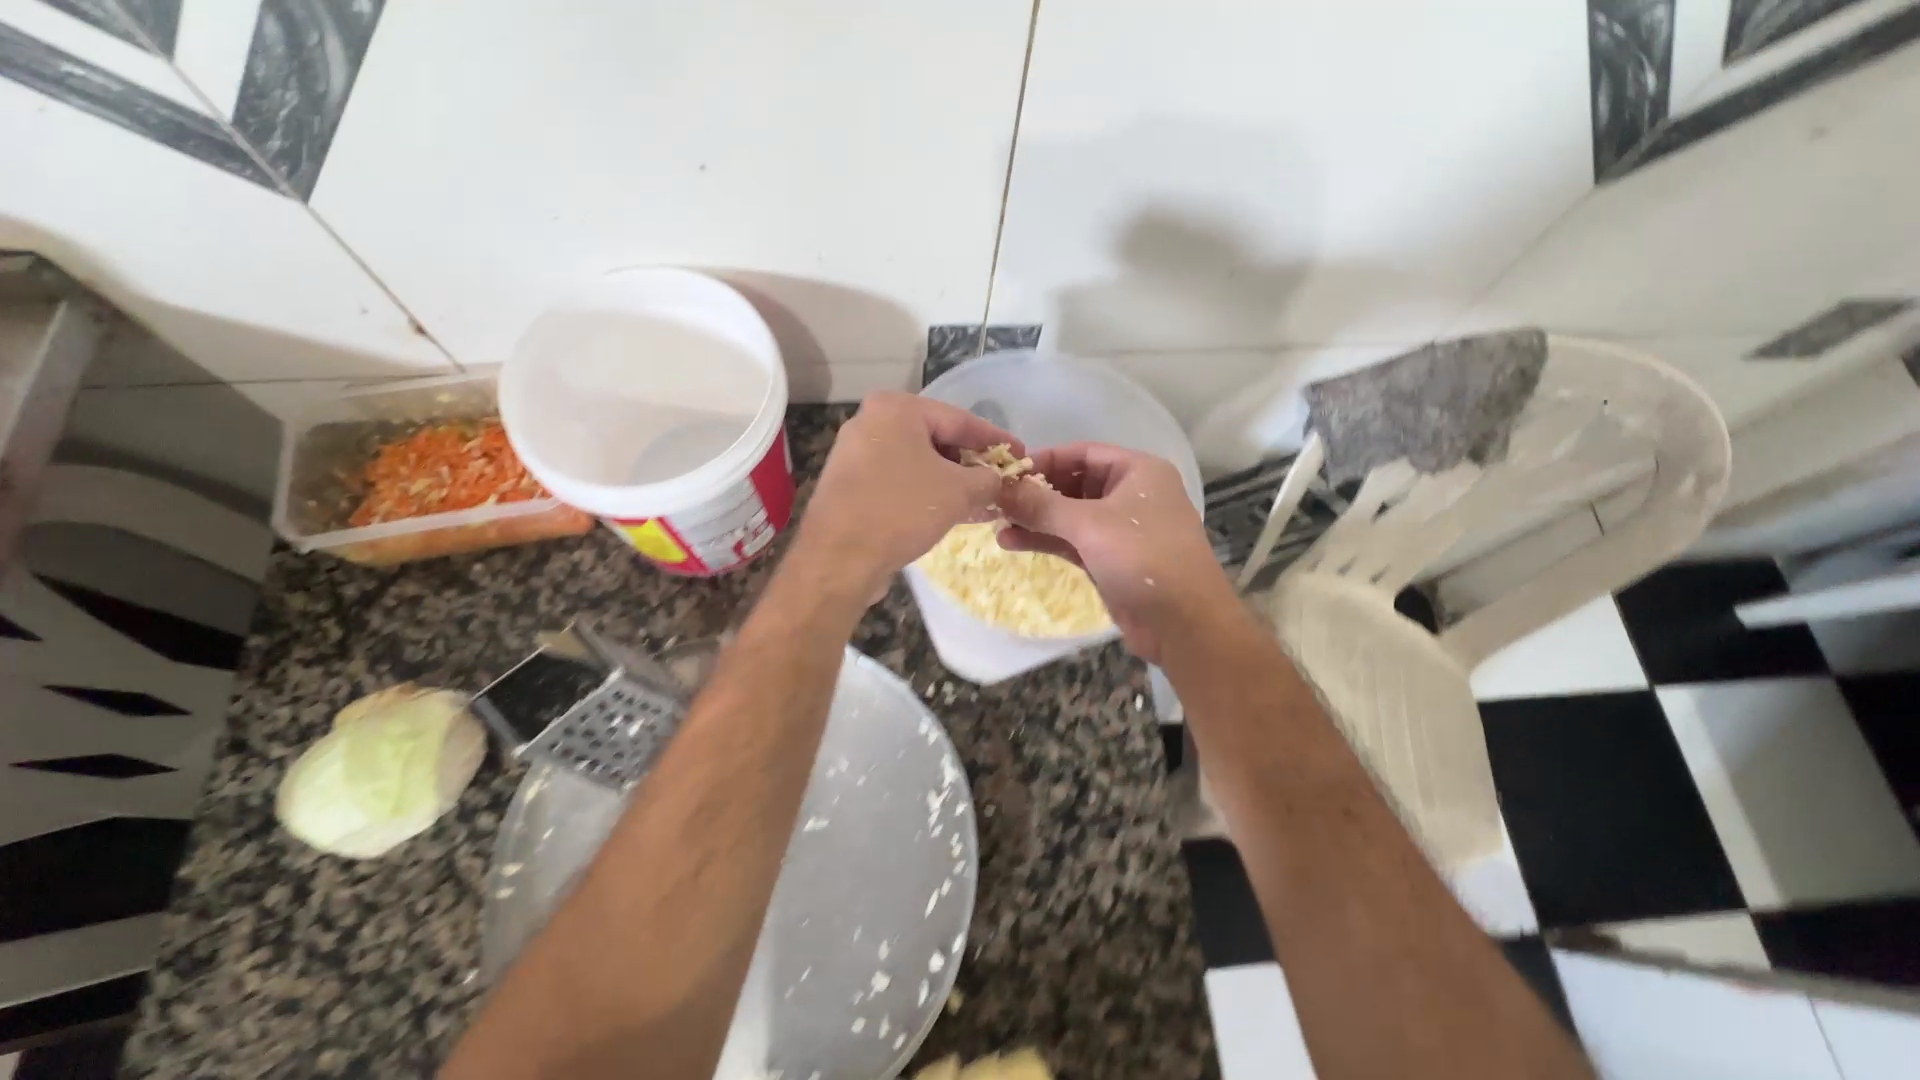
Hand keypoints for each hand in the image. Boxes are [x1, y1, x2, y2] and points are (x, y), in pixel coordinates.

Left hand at [792, 393, 1020, 601]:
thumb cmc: (901, 510)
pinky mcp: (849, 485)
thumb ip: (988, 479)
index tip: (1020, 454)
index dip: (995, 439)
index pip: (959, 419)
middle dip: (970, 464)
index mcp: (895, 409)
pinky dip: (925, 494)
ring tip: (982, 503)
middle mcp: (870, 422)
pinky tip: (950, 514)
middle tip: (1000, 482)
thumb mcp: (959, 492)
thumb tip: (998, 480)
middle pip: (936, 439)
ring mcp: (855, 454)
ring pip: (917, 464)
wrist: (839, 558)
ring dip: (950, 483)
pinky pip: (898, 482)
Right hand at [998, 442, 1234, 661]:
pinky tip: (1013, 543)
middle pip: (1075, 483)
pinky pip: (1073, 541)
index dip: (1045, 460)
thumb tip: (998, 489)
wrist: (1184, 622)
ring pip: (1071, 515)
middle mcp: (1132, 494)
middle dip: (1036, 493)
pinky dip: (1047, 540)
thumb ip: (1041, 505)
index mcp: (1138, 471)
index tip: (1008, 472)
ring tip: (997, 525)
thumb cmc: (1143, 557)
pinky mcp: (1112, 560)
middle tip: (997, 501)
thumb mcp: (1089, 524)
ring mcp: (1122, 529)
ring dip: (1036, 519)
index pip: (1083, 453)